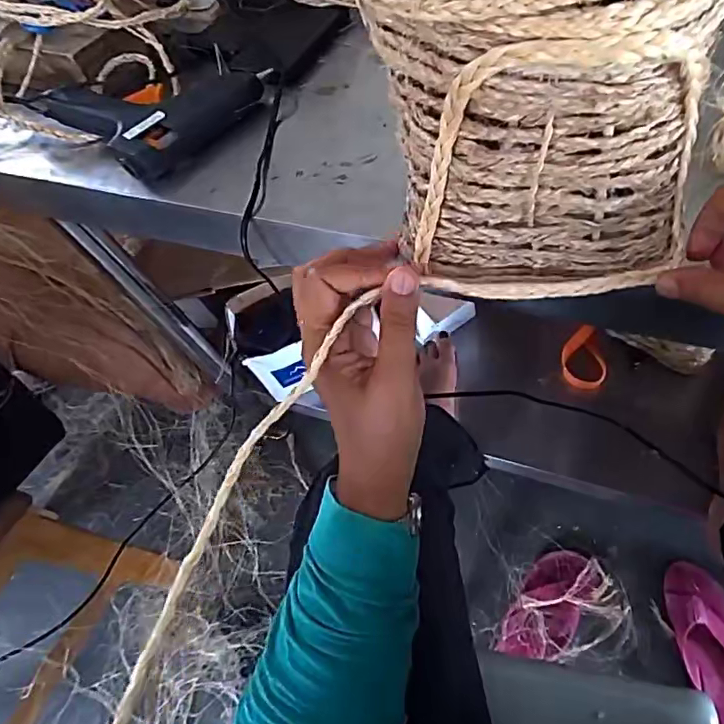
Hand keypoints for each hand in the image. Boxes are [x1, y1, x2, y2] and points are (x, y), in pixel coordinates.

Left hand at [292, 244, 424, 520]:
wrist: (380, 470)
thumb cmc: (384, 432)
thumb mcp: (395, 377)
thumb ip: (397, 322)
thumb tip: (404, 272)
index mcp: (319, 341)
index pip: (323, 282)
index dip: (359, 267)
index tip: (399, 270)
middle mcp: (321, 332)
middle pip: (322, 276)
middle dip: (357, 258)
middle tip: (399, 254)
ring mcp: (337, 336)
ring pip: (338, 285)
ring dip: (367, 268)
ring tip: (404, 261)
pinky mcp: (356, 342)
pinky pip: (357, 302)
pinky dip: (377, 286)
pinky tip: (401, 284)